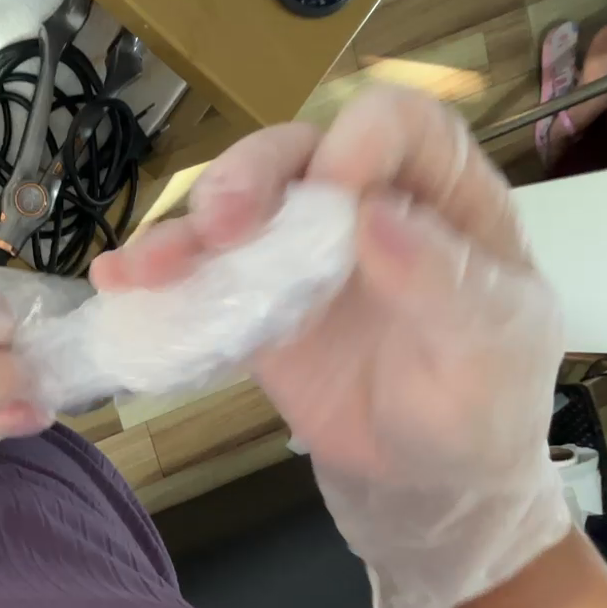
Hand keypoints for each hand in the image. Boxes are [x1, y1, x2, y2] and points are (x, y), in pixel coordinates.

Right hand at [92, 86, 570, 607]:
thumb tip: (371, 214)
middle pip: (290, 157)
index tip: (328, 192)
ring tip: (138, 270)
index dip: (356, 142)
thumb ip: (443, 280)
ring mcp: (292, 261)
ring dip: (178, 232)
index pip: (394, 129)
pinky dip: (155, 281)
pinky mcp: (244, 308)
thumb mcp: (489, 349)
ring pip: (229, 213)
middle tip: (217, 228)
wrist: (416, 478)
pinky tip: (117, 284)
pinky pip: (197, 280)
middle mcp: (354, 214)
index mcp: (438, 201)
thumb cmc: (475, 412)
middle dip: (244, 181)